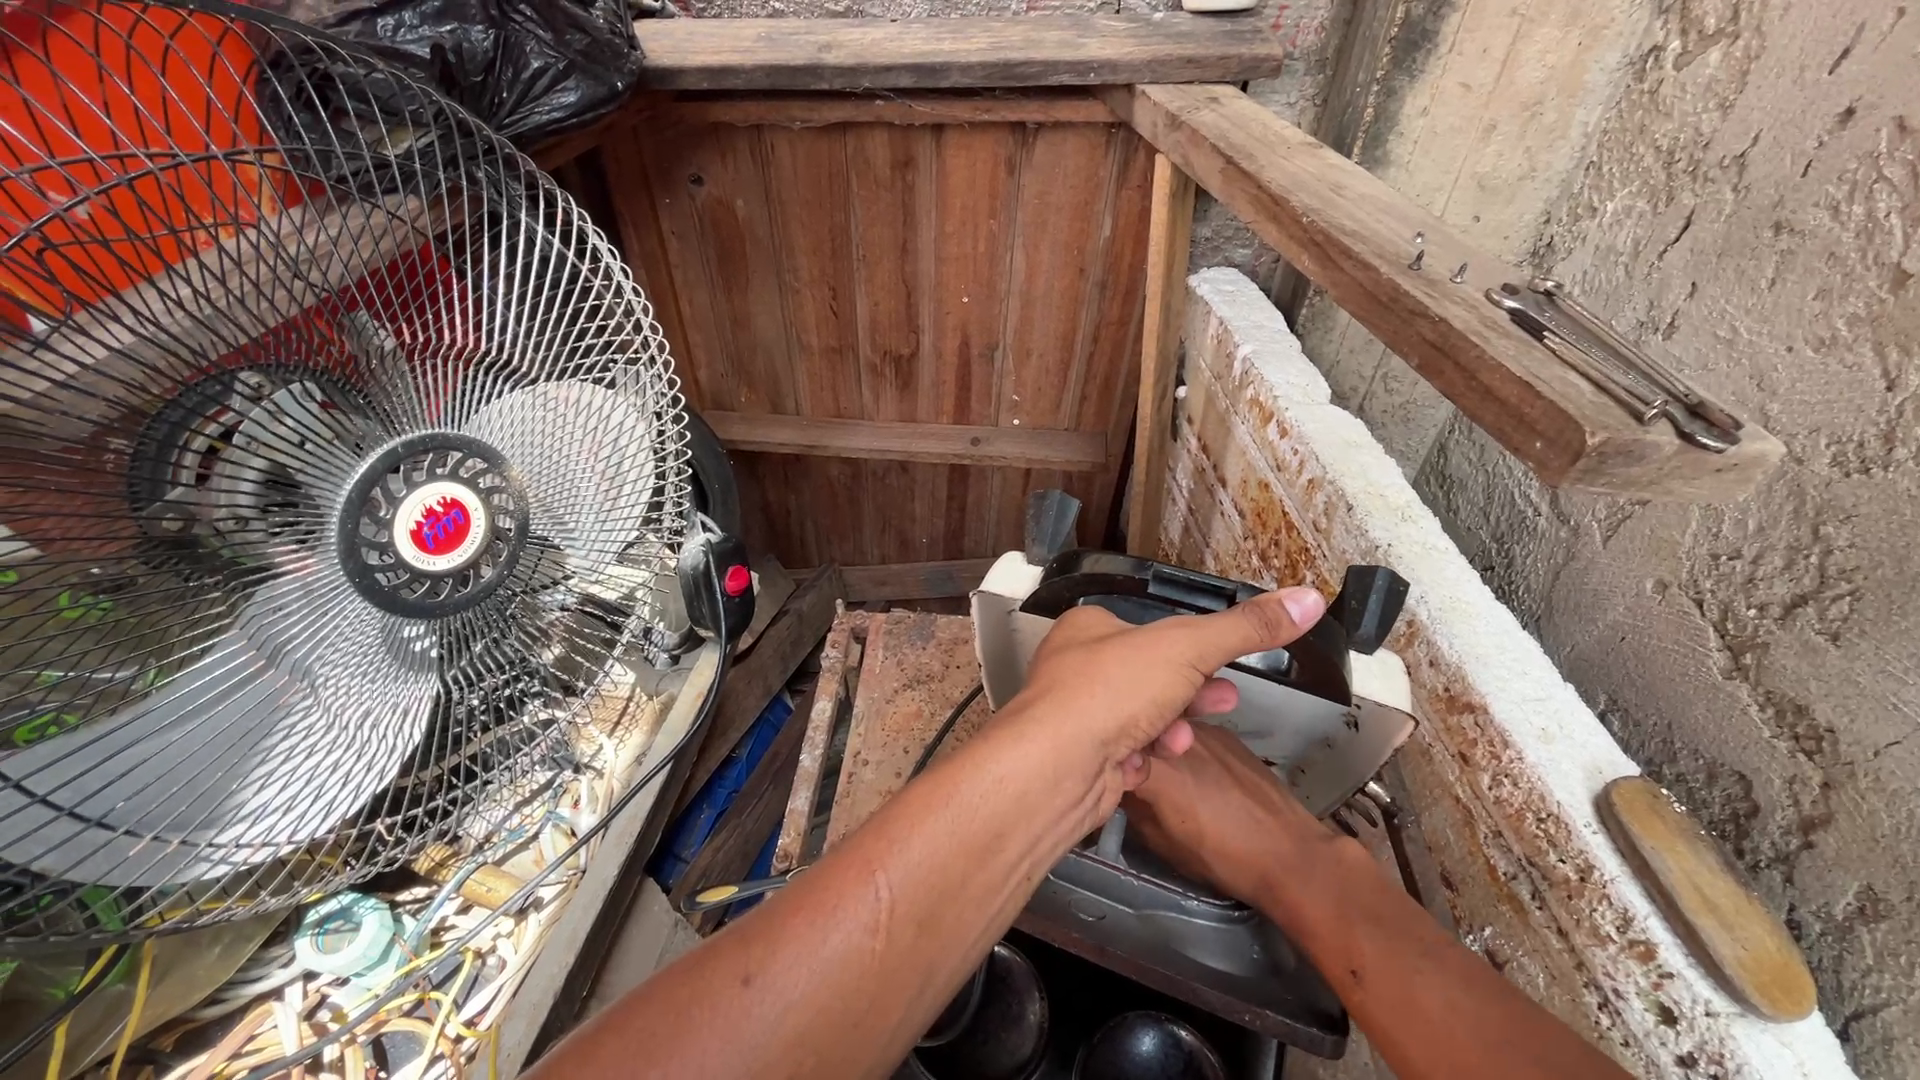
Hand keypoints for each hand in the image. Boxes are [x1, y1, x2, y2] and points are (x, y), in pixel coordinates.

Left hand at [1003, 587, 1326, 789]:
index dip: (1189, 648)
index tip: (1220, 663)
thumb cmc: (1110, 692)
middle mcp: (1076, 668)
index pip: (1147, 629)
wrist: (1058, 767)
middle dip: (1190, 692)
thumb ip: (1248, 627)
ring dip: (1170, 728)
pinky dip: (1144, 758)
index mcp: (1088, 628)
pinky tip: (1148, 762)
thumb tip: (1305, 599)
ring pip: (1141, 718)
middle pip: (1149, 677)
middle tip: (1220, 701)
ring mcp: (1075, 716)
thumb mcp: (1189, 647)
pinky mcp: (1080, 758)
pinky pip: (1125, 754)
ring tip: (1180, 739)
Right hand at [1123, 721, 1336, 907]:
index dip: (1102, 761)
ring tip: (1157, 768)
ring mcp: (1206, 731)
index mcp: (1157, 769)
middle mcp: (1178, 738)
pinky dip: (1182, 743)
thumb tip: (1120, 789)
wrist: (1292, 854)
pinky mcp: (1228, 735)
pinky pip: (1192, 731)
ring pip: (1165, 726)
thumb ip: (1135, 809)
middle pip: (1139, 731)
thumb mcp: (1164, 844)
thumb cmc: (1224, 858)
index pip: (1111, 751)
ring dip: (1156, 742)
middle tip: (1124, 771)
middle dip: (1128, 746)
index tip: (1097, 774)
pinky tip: (1192, 770)